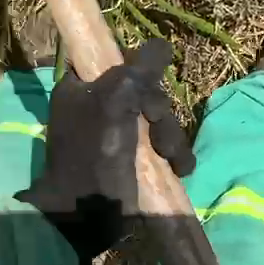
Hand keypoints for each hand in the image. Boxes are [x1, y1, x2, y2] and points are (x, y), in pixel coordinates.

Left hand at [17, 38, 194, 264]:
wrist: (84, 218)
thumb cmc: (91, 154)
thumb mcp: (113, 102)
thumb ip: (138, 72)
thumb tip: (163, 46)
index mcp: (83, 86)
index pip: (123, 64)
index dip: (142, 79)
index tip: (147, 99)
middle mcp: (100, 105)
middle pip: (147, 94)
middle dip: (161, 117)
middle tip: (159, 139)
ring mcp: (119, 134)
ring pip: (160, 121)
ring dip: (172, 139)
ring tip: (173, 161)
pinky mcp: (136, 160)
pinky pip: (165, 146)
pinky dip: (176, 155)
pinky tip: (180, 168)